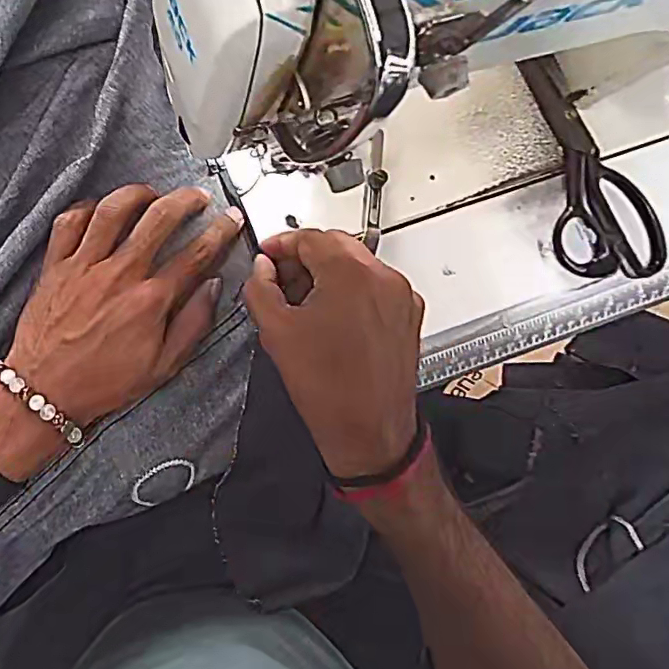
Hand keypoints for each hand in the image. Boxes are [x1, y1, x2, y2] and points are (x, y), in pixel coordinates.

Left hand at [0, 184, 243, 479]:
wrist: (46, 391)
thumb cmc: (101, 382)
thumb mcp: (162, 366)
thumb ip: (193, 324)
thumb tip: (213, 289)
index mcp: (149, 300)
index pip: (196, 254)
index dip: (220, 232)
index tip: (229, 220)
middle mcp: (119, 275)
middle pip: (159, 218)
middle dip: (185, 200)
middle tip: (196, 197)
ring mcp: (84, 266)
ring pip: (113, 210)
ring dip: (137, 193)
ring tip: (151, 193)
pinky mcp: (56, 266)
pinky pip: (69, 222)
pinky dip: (86, 208)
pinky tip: (100, 210)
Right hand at [242, 229, 423, 478]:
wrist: (369, 431)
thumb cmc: (332, 391)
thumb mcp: (277, 332)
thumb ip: (261, 289)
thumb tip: (262, 270)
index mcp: (351, 274)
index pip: (310, 237)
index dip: (281, 243)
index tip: (268, 253)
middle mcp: (383, 278)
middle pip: (336, 245)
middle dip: (304, 256)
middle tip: (278, 275)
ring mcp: (400, 296)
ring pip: (356, 264)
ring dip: (327, 272)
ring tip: (302, 301)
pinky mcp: (407, 315)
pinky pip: (374, 286)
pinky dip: (350, 290)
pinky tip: (328, 317)